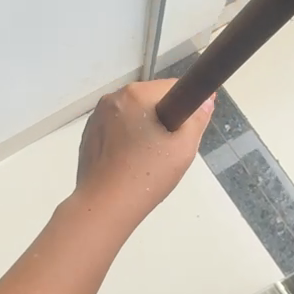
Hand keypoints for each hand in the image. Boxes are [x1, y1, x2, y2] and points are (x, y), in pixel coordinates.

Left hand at [73, 81, 213, 222]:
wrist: (105, 206)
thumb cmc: (147, 175)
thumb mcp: (183, 148)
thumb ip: (197, 120)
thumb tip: (205, 100)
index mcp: (135, 95)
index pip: (172, 87)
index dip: (186, 106)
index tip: (189, 128)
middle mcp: (112, 99)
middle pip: (149, 100)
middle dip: (163, 119)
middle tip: (169, 150)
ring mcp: (96, 117)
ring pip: (132, 115)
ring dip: (143, 129)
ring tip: (148, 160)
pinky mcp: (88, 135)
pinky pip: (115, 129)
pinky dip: (125, 140)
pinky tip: (129, 164)